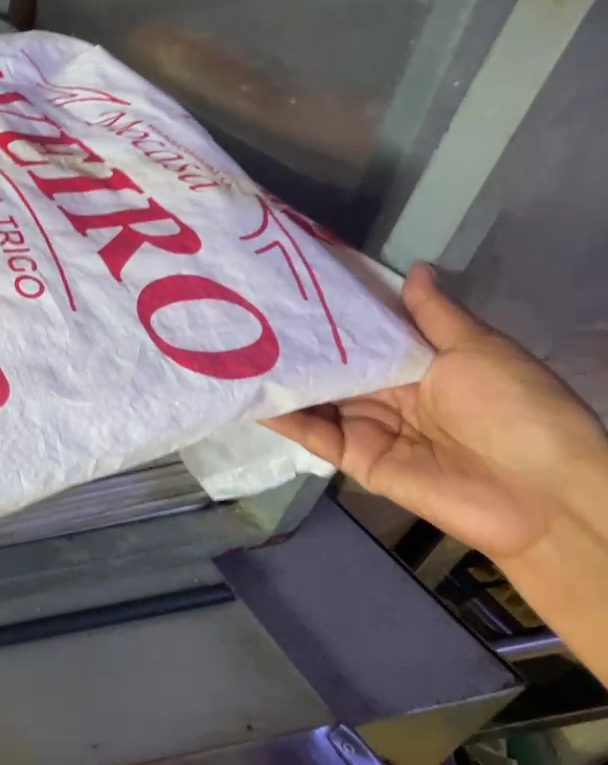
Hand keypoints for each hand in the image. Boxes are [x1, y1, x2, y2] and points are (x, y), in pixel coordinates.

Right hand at [265, 264, 607, 559]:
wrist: (543, 497)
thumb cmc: (520, 414)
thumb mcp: (483, 353)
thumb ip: (437, 316)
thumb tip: (415, 268)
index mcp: (418, 366)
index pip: (361, 335)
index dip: (327, 311)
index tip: (286, 282)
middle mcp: (386, 393)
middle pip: (328, 363)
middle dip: (288, 340)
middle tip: (239, 307)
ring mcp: (365, 425)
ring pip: (309, 394)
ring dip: (273, 374)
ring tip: (224, 343)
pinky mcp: (350, 455)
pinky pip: (306, 430)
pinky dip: (274, 413)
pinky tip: (238, 389)